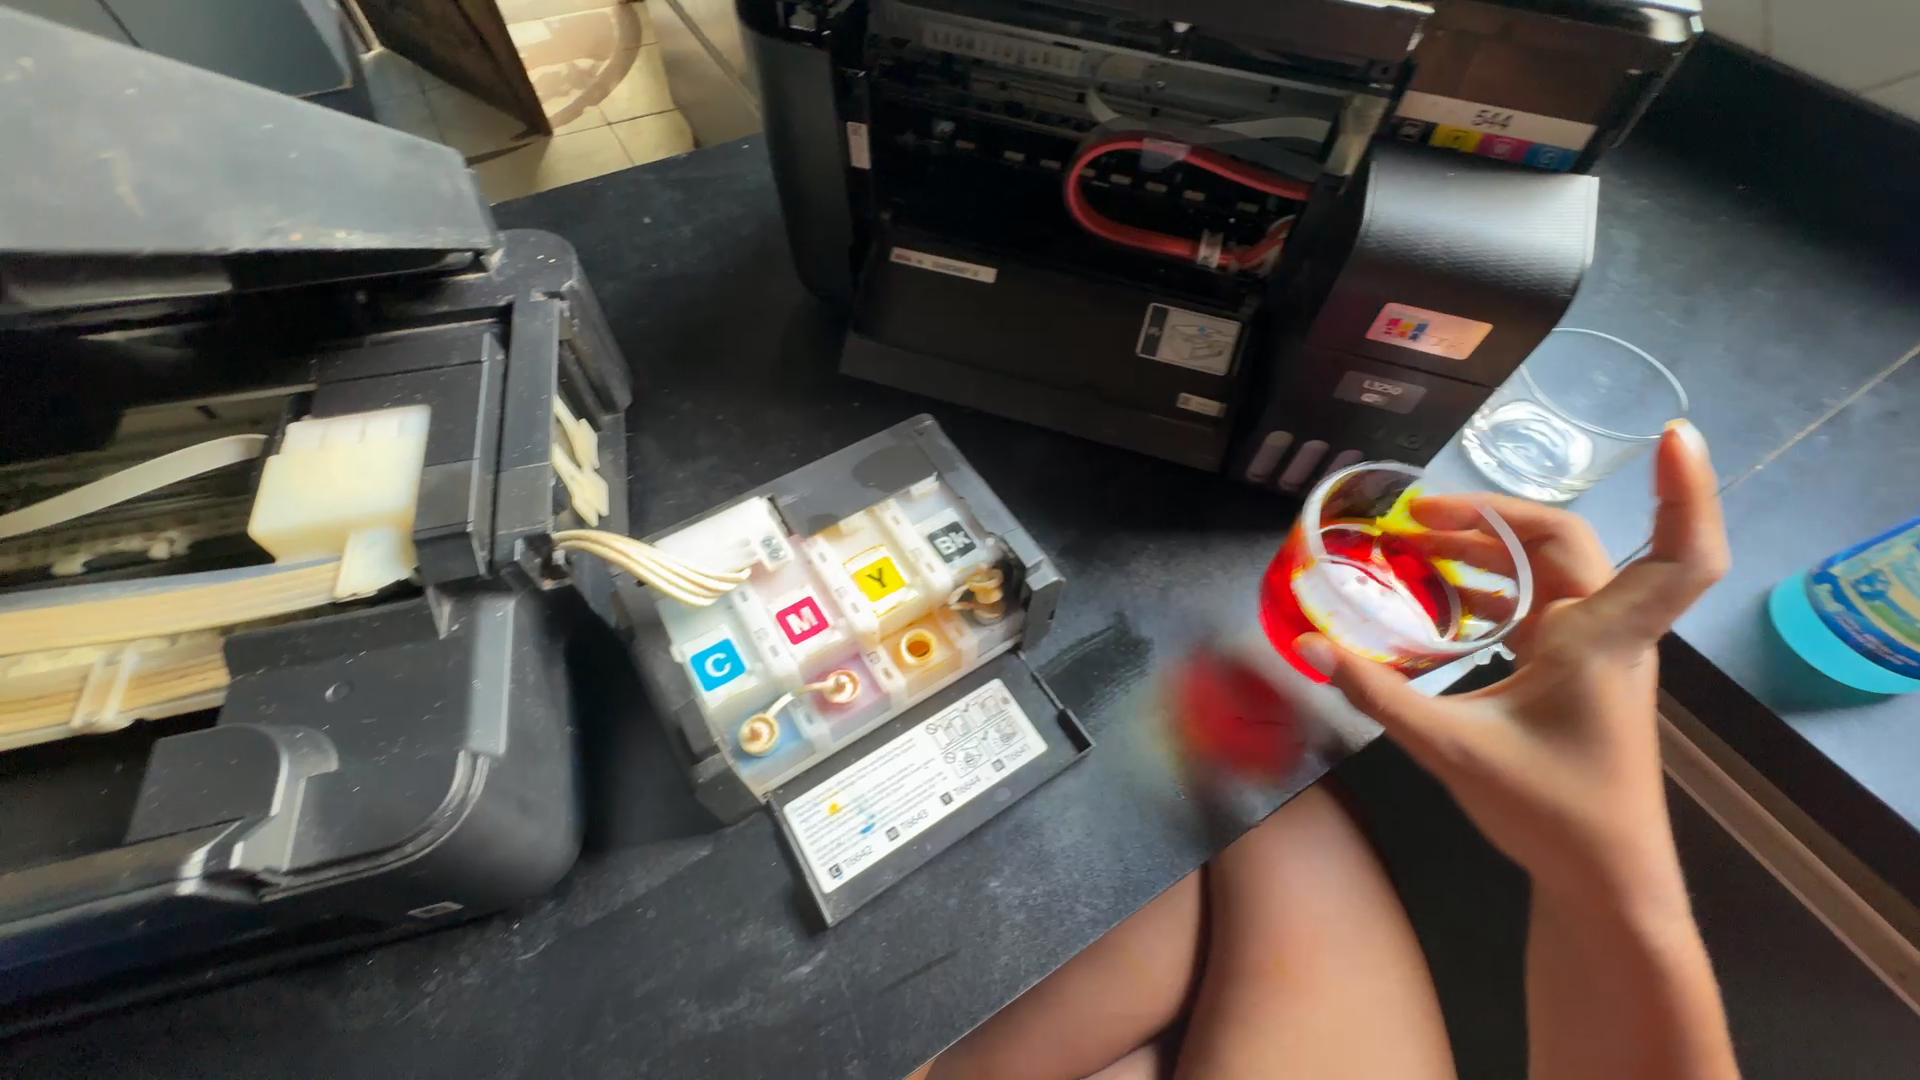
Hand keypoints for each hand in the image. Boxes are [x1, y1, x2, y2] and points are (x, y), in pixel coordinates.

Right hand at [1297, 422, 1729, 904]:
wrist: (1602, 877)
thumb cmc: (1548, 811)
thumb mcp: (1449, 748)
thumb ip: (1373, 693)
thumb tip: (1305, 645)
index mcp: (1602, 643)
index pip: (1674, 555)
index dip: (1683, 491)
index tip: (1671, 433)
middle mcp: (1607, 634)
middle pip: (1565, 544)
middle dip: (1492, 519)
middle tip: (1415, 516)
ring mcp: (1593, 650)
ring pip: (1547, 571)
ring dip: (1483, 550)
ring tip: (1411, 545)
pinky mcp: (1573, 668)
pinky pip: (1534, 603)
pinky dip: (1488, 585)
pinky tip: (1441, 595)